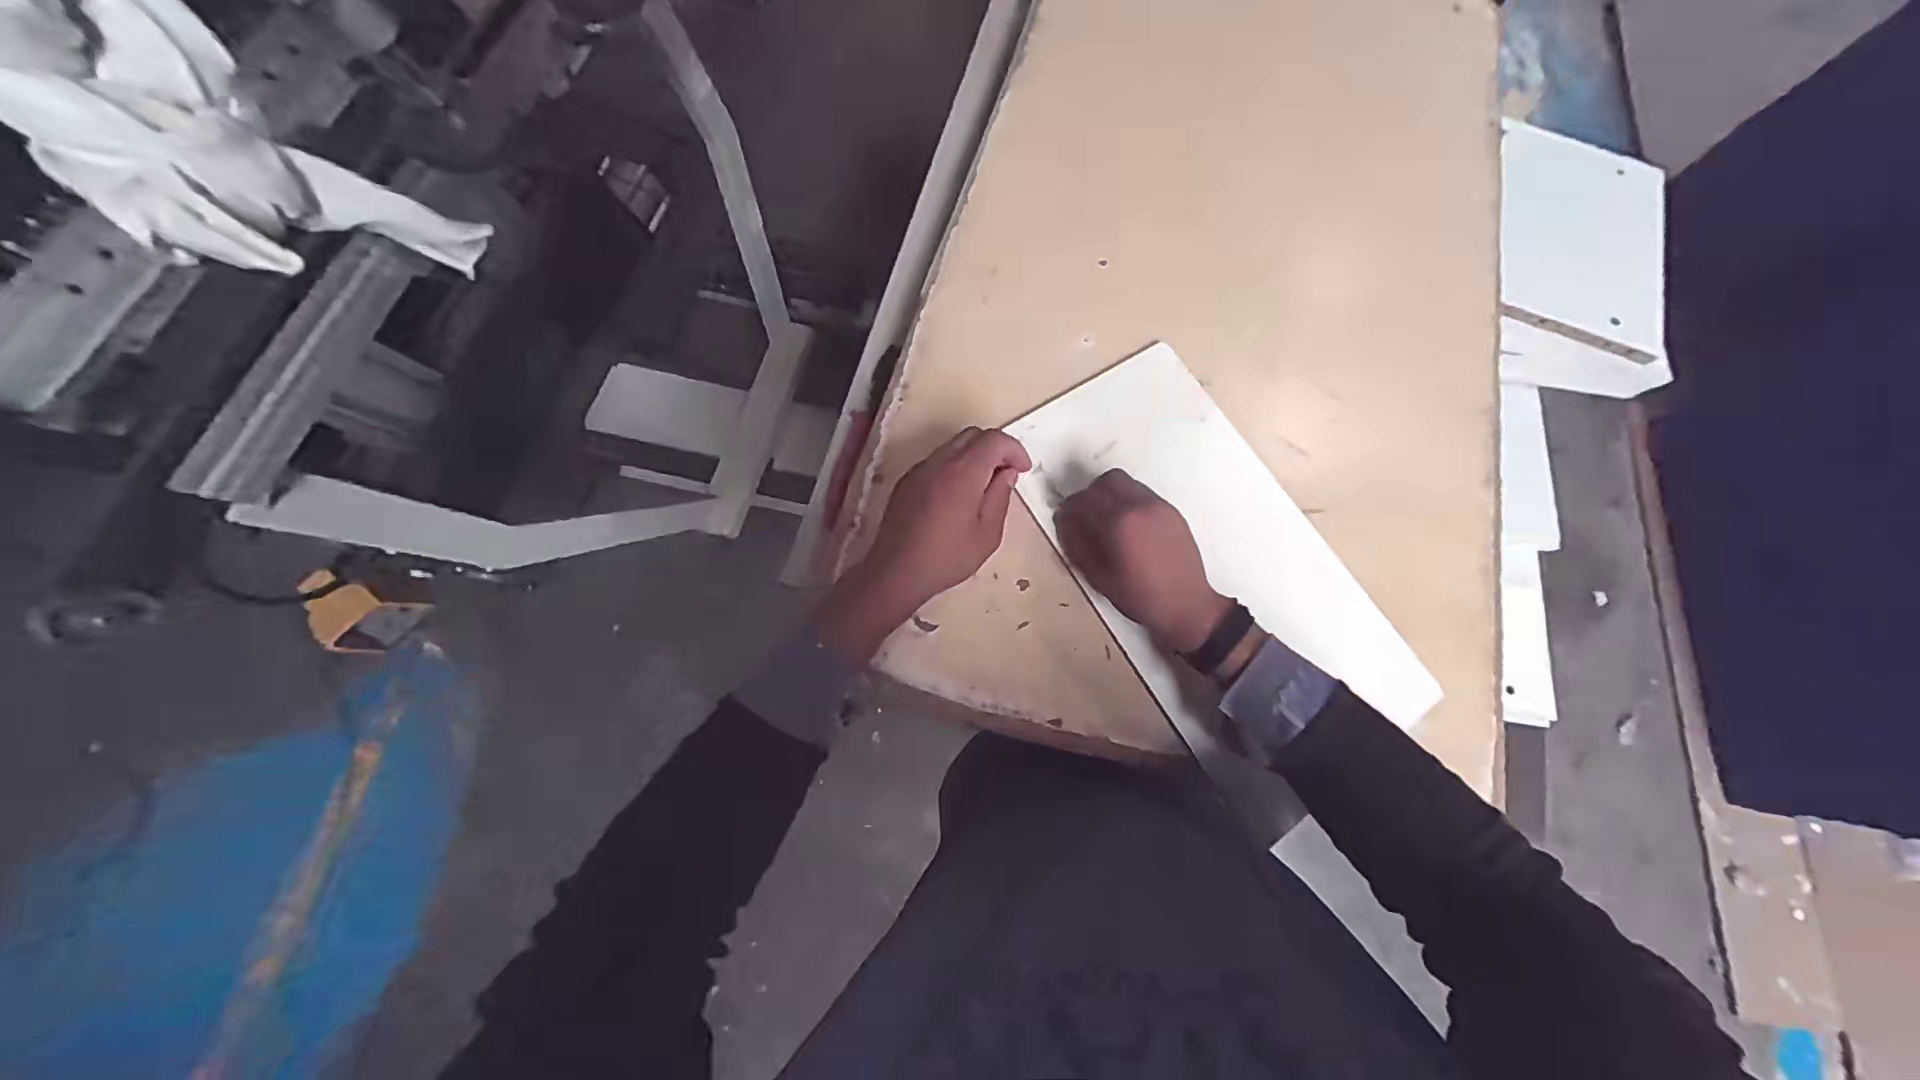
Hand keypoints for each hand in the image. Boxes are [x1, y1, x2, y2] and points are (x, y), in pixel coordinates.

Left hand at [816, 427, 1032, 661]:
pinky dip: (954, 466)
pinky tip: (957, 496)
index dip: (1015, 449)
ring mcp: (918, 470)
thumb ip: (1000, 497)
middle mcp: (938, 463)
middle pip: (972, 435)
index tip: (1023, 469)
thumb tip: (1006, 473)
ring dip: (973, 456)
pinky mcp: (906, 481)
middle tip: (1006, 474)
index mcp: (963, 472)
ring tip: (983, 486)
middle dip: (995, 448)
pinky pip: (936, 461)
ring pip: (952, 446)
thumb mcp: (987, 534)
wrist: (896, 571)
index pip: (994, 440)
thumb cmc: (947, 558)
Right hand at [1055, 469, 1230, 653]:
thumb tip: (1065, 522)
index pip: (1084, 499)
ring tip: (1105, 519)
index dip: (1069, 508)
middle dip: (1089, 495)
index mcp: (1119, 523)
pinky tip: (1126, 524)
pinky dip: (1128, 500)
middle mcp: (1140, 507)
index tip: (1065, 518)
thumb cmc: (1142, 597)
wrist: (1186, 605)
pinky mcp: (1171, 511)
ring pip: (1125, 482)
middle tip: (1083, 514)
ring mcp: (1159, 506)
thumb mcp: (1099, 576)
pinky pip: (1142, 493)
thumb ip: (1077, 544)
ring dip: (1109, 494)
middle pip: (1105, 481)